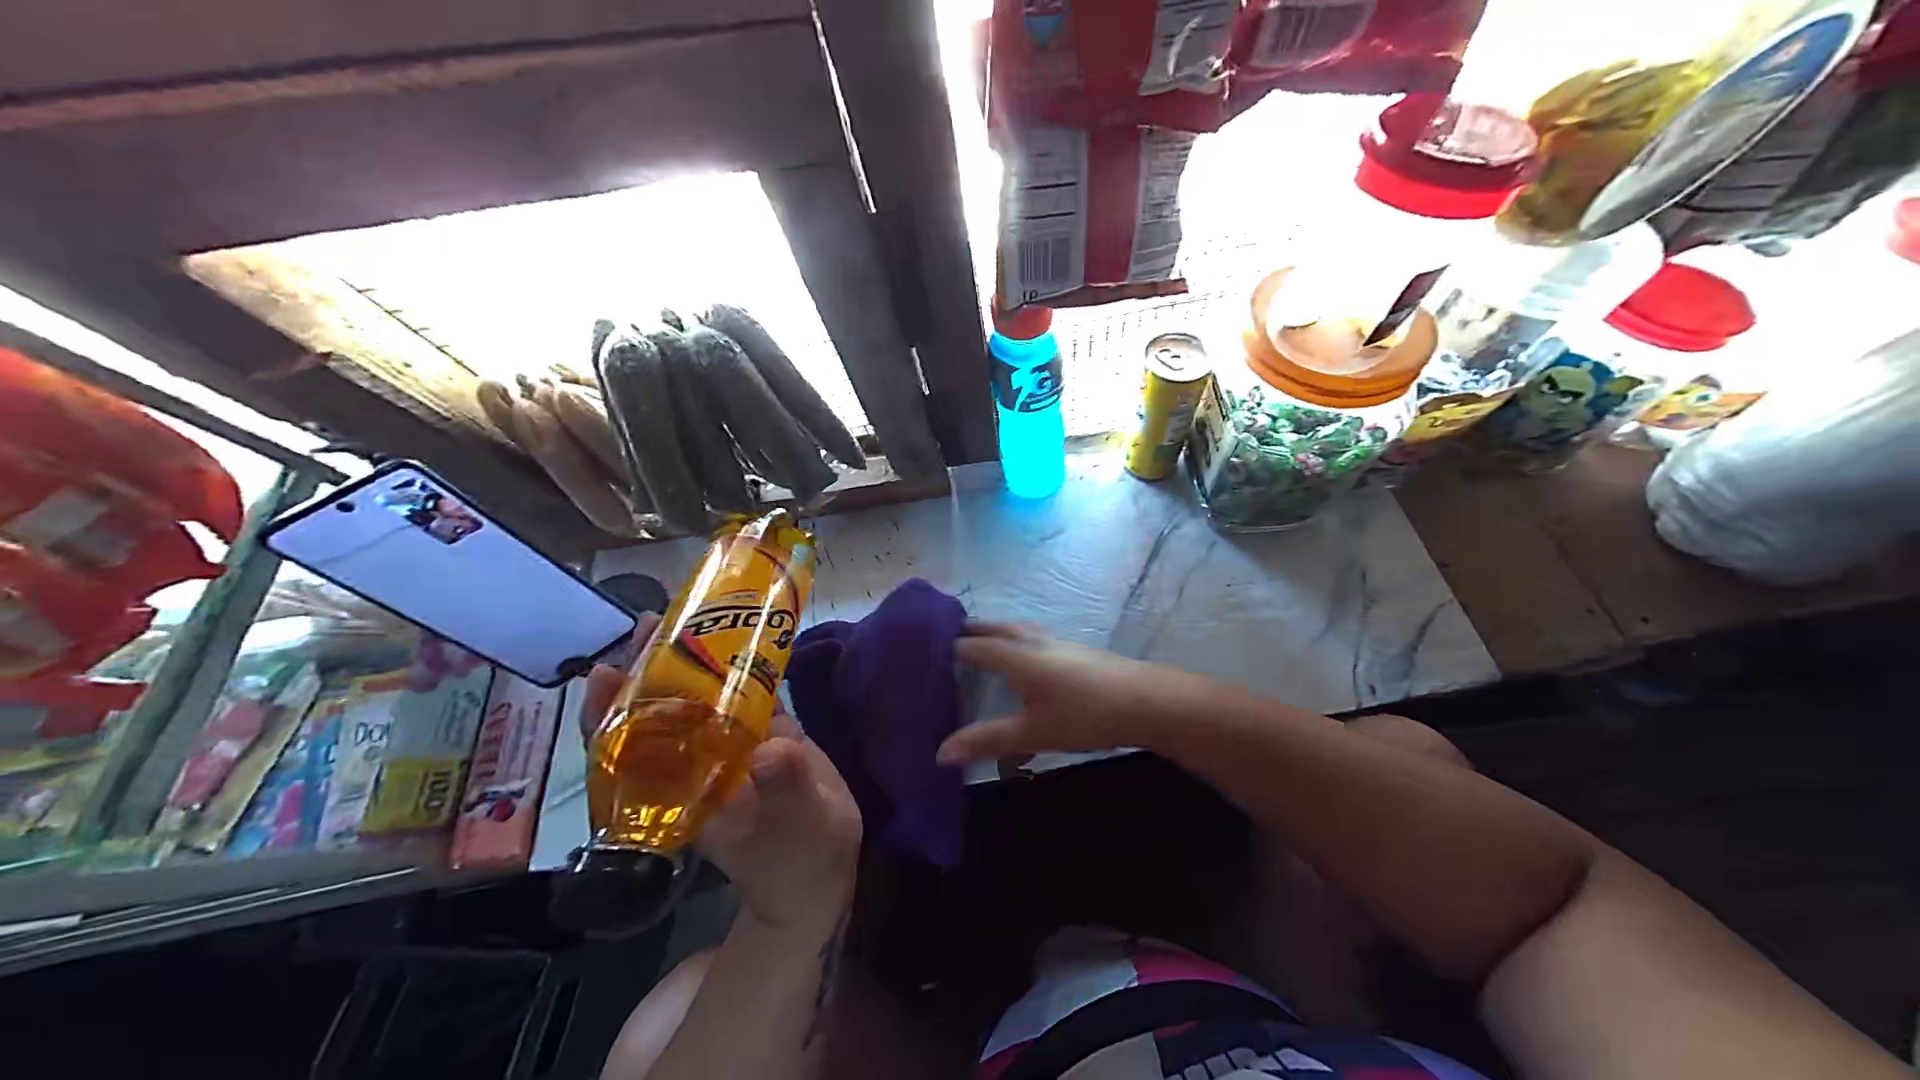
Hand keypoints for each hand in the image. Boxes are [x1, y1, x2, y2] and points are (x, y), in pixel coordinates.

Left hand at [581, 616, 862, 938]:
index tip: (604, 674)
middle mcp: (695, 767)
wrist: (823, 872)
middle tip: (653, 622)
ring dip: (692, 660)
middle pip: (659, 715)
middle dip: (650, 669)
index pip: (629, 753)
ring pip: (699, 701)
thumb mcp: (798, 823)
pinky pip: (741, 697)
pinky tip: (745, 636)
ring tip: (692, 615)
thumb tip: (767, 749)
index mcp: (683, 793)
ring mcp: (728, 749)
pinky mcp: (760, 736)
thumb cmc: (799, 858)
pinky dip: (739, 667)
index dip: (609, 716)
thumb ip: (785, 786)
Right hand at [936, 623, 1207, 765]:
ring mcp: (1058, 643)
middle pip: (995, 628)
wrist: (1146, 700)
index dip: (948, 647)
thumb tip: (939, 753)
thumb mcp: (1032, 732)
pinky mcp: (1076, 651)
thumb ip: (986, 740)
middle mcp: (1033, 641)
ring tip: (981, 640)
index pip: (972, 645)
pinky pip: (1034, 637)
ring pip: (1017, 629)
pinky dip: (1017, 640)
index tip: (923, 651)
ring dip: (995, 631)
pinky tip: (1025, 657)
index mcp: (1016, 655)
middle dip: (971, 630)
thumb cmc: (1084, 714)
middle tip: (947, 636)